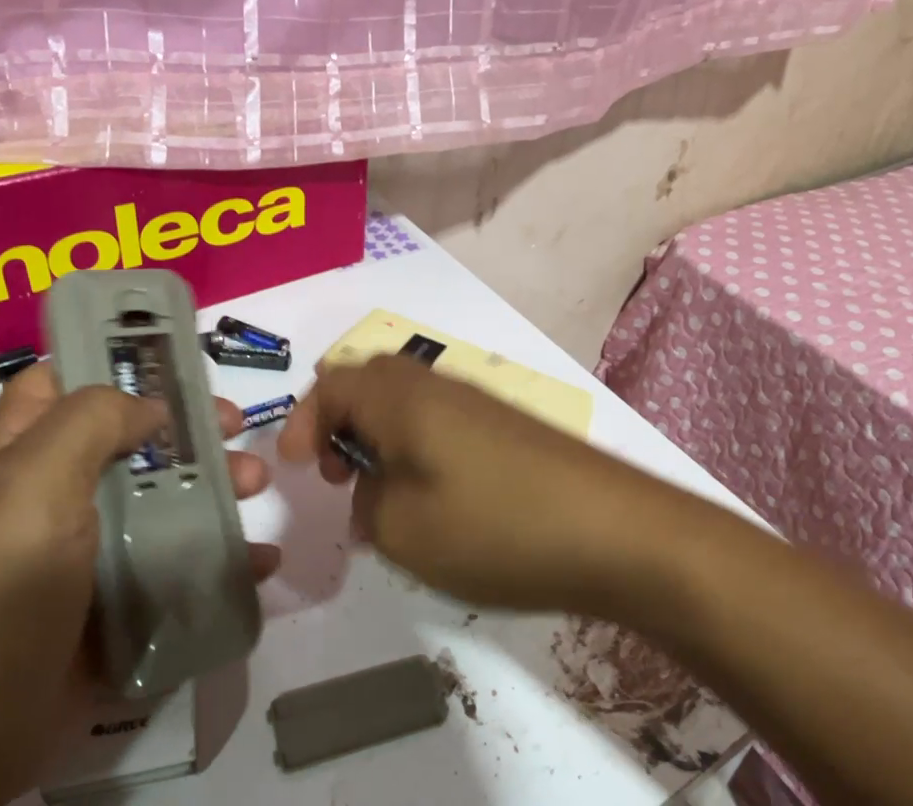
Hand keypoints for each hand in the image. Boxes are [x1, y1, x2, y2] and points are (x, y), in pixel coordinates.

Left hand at [0, 365, 276, 805]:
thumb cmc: (0, 587)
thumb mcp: (35, 483)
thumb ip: (92, 422)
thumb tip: (150, 407)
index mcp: (20, 454)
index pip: (60, 381)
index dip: (111, 360)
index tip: (176, 361)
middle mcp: (50, 496)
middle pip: (126, 439)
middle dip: (185, 427)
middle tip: (238, 426)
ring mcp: (81, 556)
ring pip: (156, 501)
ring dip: (212, 487)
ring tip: (257, 488)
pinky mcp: (110, 608)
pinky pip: (171, 568)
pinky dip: (216, 557)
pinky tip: (257, 560)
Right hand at [277, 354, 669, 617]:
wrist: (617, 530)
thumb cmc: (496, 527)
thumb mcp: (404, 531)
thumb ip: (366, 504)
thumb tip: (373, 488)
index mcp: (403, 397)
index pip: (334, 384)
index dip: (303, 421)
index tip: (294, 467)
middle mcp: (440, 385)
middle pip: (373, 380)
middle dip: (341, 421)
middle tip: (334, 472)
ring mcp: (482, 403)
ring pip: (410, 401)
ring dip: (382, 436)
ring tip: (381, 492)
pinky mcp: (512, 429)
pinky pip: (444, 421)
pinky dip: (419, 447)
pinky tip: (435, 499)